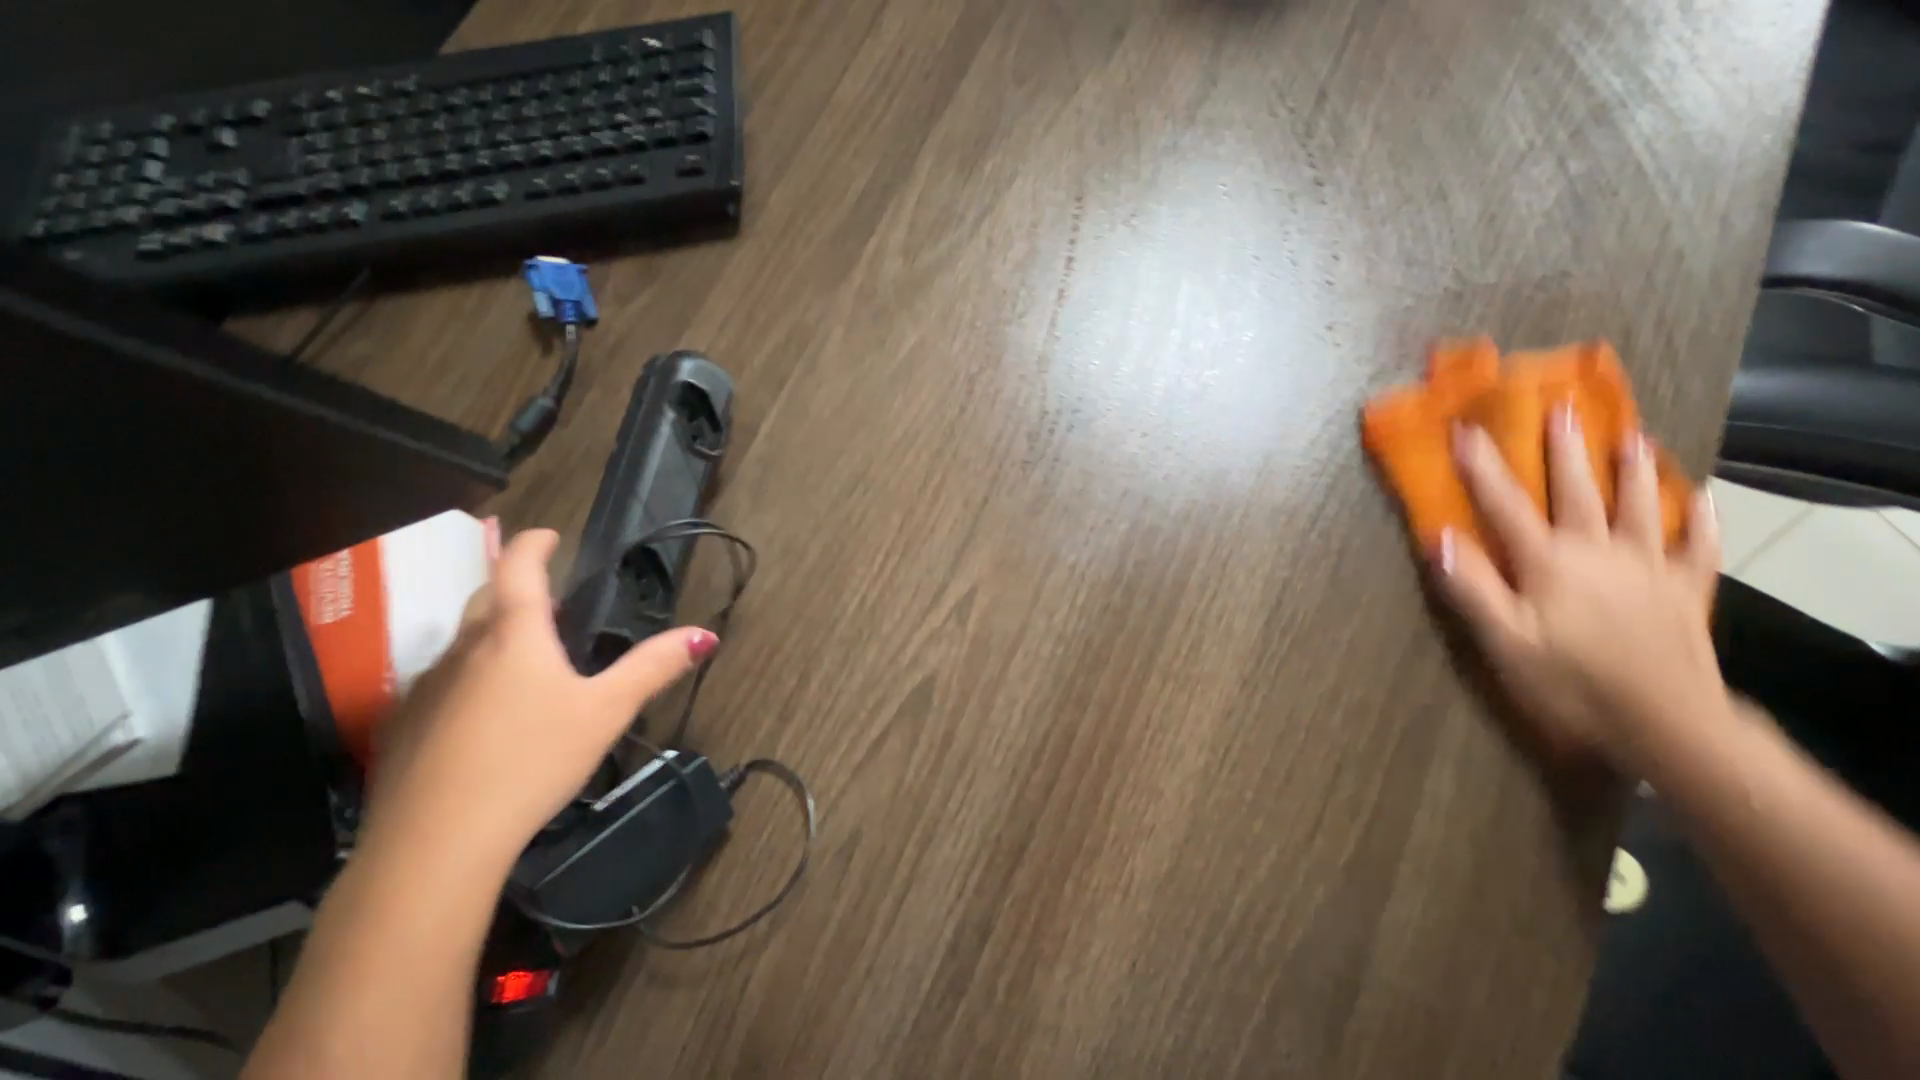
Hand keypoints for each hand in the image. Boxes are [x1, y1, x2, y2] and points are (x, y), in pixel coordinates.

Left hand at [364, 528, 717, 863]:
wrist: (438, 837)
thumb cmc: (532, 761)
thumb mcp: (606, 713)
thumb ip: (652, 669)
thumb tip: (705, 634)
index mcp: (514, 634)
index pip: (519, 567)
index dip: (534, 544)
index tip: (547, 535)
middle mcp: (464, 647)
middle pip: (486, 599)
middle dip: (512, 588)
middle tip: (544, 603)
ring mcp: (427, 685)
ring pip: (461, 643)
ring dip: (489, 637)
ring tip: (519, 663)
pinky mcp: (403, 724)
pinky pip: (439, 685)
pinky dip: (464, 682)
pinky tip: (481, 721)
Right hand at [1433, 406, 1723, 766]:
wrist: (1665, 724)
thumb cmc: (1571, 684)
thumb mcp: (1505, 642)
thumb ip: (1473, 588)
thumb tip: (1440, 537)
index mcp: (1549, 562)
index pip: (1506, 505)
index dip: (1482, 466)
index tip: (1464, 429)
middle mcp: (1599, 551)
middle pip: (1579, 490)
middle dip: (1566, 449)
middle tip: (1564, 407)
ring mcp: (1649, 567)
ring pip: (1642, 506)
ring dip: (1635, 468)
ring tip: (1635, 435)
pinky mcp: (1687, 590)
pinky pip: (1698, 546)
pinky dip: (1701, 519)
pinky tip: (1702, 498)